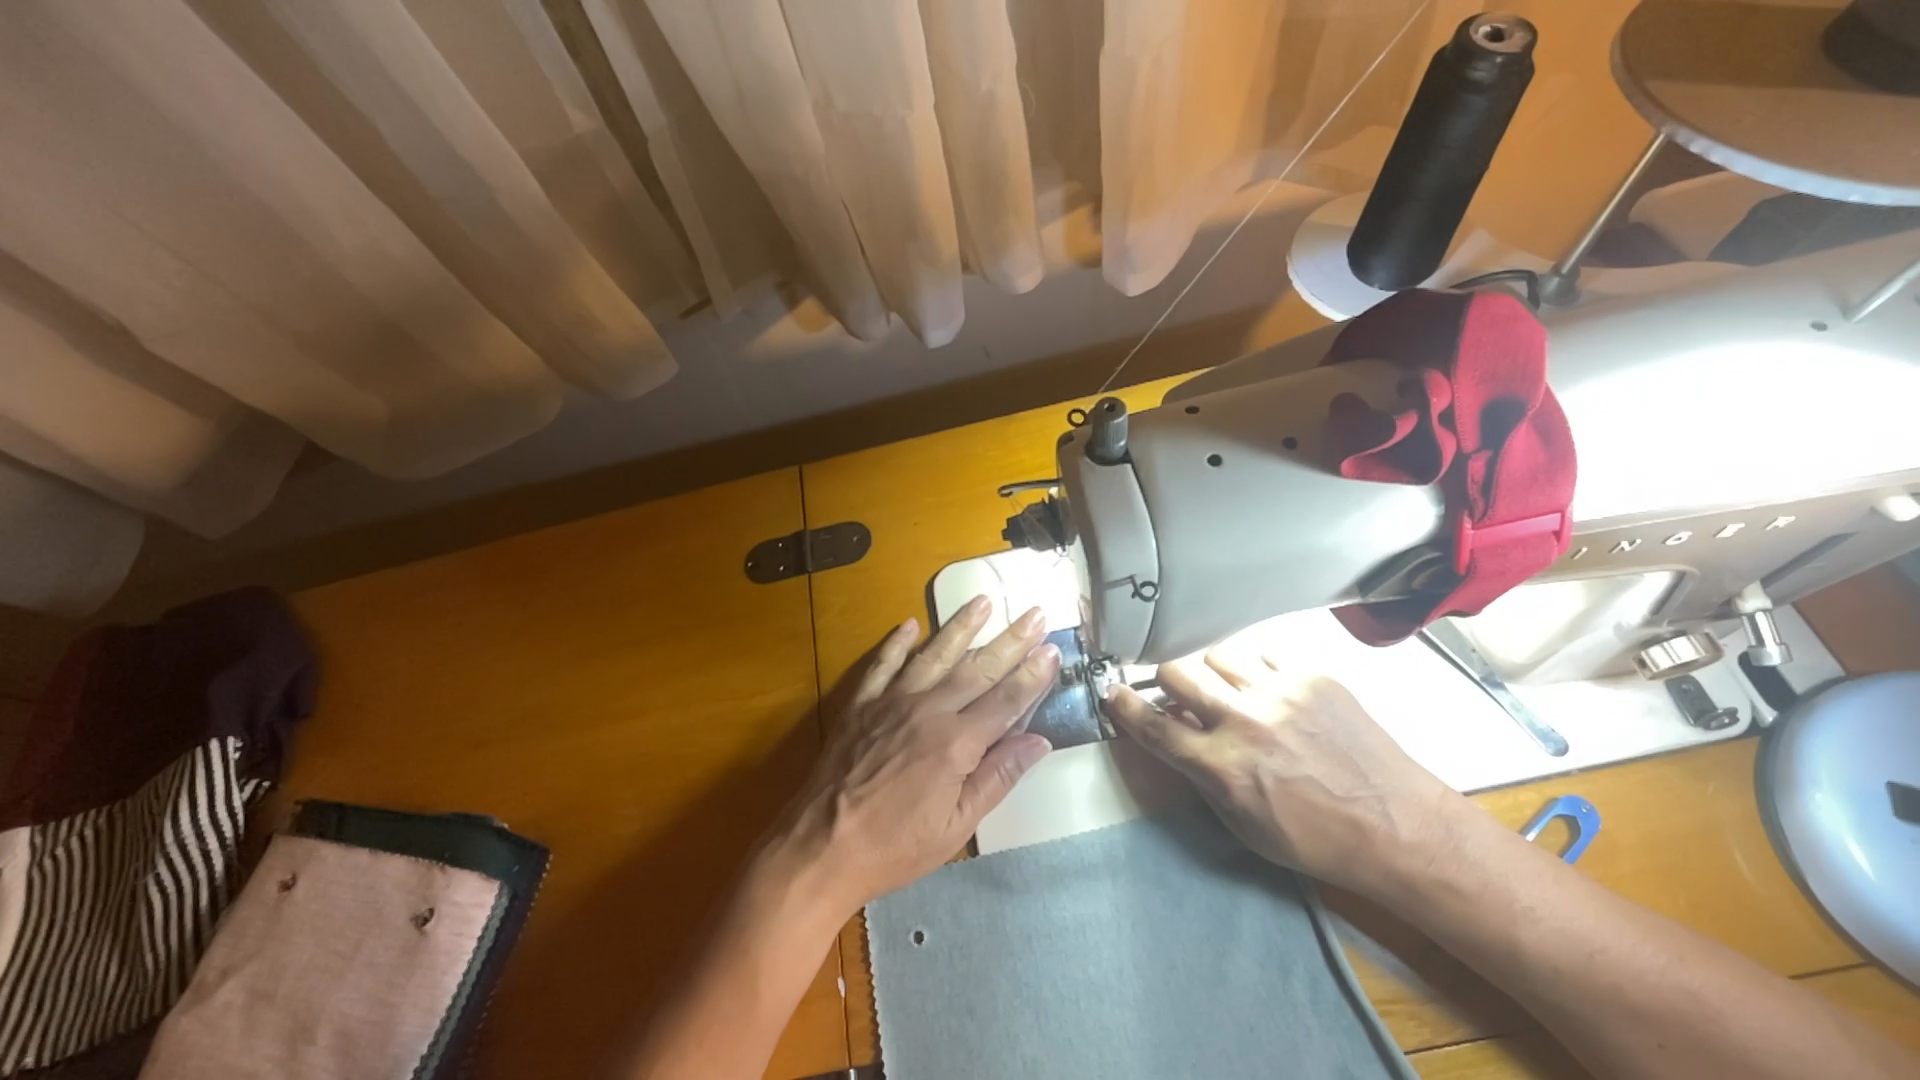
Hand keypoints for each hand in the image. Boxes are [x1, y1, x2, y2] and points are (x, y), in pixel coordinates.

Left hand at [768, 596, 1058, 917]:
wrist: (820, 846)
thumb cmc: (895, 847)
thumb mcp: (956, 826)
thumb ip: (997, 777)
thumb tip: (1038, 741)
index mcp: (957, 744)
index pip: (1005, 700)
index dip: (1032, 675)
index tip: (1053, 650)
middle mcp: (927, 711)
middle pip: (977, 669)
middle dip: (1010, 641)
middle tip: (1034, 613)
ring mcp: (890, 703)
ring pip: (933, 655)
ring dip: (960, 627)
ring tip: (983, 600)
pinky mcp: (859, 706)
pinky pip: (882, 665)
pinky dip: (896, 643)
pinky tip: (909, 624)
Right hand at [1104, 643, 1463, 899]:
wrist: (1395, 825)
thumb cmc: (1313, 839)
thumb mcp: (1242, 825)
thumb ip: (1202, 777)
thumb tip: (1178, 740)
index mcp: (1220, 766)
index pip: (1153, 725)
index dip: (1123, 706)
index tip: (1111, 693)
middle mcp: (1242, 720)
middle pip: (1176, 672)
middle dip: (1168, 682)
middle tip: (1182, 695)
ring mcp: (1279, 692)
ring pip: (1218, 654)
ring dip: (1215, 673)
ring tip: (1233, 692)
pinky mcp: (1312, 676)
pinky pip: (1264, 653)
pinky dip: (1258, 670)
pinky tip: (1274, 693)